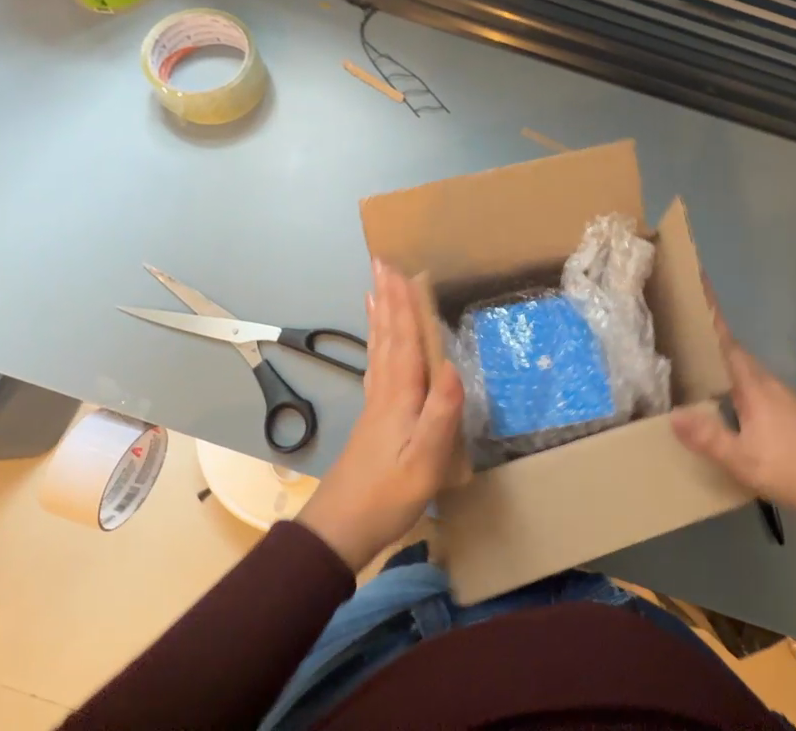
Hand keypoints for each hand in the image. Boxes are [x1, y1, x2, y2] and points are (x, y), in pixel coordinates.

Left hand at [296, 260, 463, 570]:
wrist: (341, 530)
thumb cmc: (388, 495)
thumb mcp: (425, 461)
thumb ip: (440, 415)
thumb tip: (454, 366)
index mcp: (400, 397)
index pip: (404, 341)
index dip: (404, 305)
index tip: (398, 269)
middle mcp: (385, 393)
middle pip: (387, 338)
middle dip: (388, 300)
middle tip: (382, 265)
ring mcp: (376, 407)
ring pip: (379, 351)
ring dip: (380, 318)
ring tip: (376, 291)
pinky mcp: (373, 421)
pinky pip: (376, 369)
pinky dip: (376, 347)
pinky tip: (378, 347)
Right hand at [672, 284, 795, 531]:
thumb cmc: (794, 469)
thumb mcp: (744, 460)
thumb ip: (709, 437)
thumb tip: (672, 413)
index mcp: (754, 387)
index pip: (726, 342)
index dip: (711, 315)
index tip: (696, 285)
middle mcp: (767, 384)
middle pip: (733, 351)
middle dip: (709, 335)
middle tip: (679, 323)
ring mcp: (780, 398)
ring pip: (742, 369)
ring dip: (720, 358)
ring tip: (691, 357)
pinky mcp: (787, 413)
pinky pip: (750, 385)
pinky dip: (731, 380)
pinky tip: (720, 396)